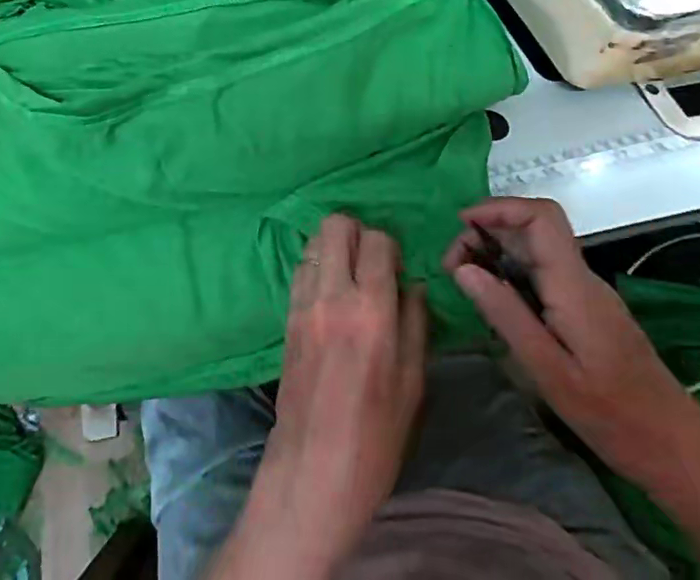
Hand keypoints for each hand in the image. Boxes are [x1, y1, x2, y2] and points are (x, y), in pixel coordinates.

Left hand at [211, 214, 426, 578]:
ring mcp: (302, 305)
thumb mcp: (413, 382)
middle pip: (335, 225)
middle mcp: (331, 295)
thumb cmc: (376, 437)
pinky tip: (331, 295)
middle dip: (358, 232)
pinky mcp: (285, 319)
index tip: (398, 269)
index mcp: (371, 310)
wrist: (311, 474)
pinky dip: (316, 267)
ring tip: (350, 276)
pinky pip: (300, 270)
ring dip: (334, 248)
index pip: (377, 240)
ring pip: (313, 242)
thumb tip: (413, 285)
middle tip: (372, 262)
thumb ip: (415, 323)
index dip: (392, 247)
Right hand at [443, 197, 683, 479]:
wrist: (672, 444)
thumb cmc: (610, 414)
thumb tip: (463, 269)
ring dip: (496, 251)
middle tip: (453, 267)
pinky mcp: (585, 308)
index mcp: (573, 285)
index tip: (461, 225)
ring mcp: (586, 291)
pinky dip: (511, 272)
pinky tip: (494, 303)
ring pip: (536, 249)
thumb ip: (505, 314)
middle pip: (533, 227)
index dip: (498, 207)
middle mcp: (581, 277)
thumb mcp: (547, 370)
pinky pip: (543, 272)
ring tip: (466, 283)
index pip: (540, 216)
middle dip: (487, 231)